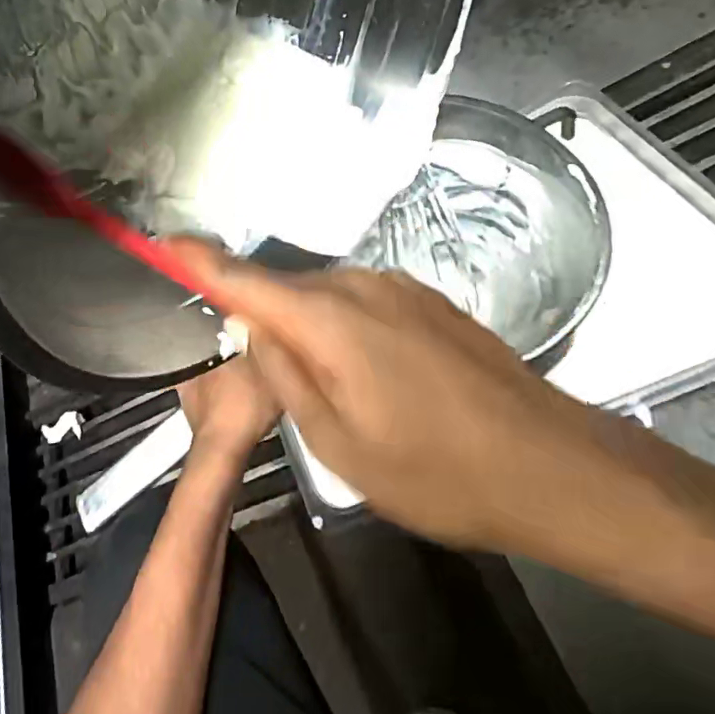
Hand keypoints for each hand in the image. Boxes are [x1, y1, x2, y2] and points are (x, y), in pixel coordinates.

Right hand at [169, 239, 628, 552]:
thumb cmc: (435, 470)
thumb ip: (282, 376)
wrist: (552, 465)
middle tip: (261, 375)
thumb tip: (249, 330)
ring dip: (309, 330)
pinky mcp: (430, 300)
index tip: (163, 243)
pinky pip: (364, 304)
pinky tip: (375, 380)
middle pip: (286, 289)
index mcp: (327, 318)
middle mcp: (360, 285)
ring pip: (326, 297)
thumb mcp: (338, 442)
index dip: (199, 260)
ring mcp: (401, 287)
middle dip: (261, 320)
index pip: (243, 277)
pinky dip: (346, 329)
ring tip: (331, 392)